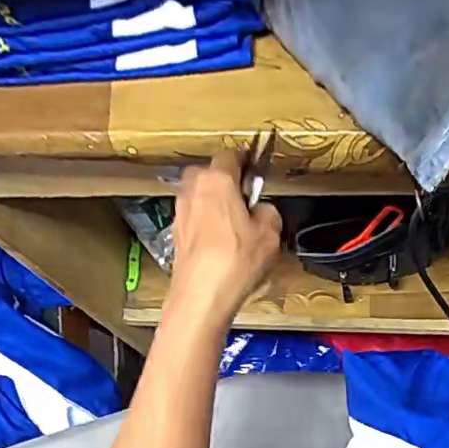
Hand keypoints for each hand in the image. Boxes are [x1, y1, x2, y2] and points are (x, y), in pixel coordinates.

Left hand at [168, 149, 281, 318]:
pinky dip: (210, 225)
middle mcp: (193, 187)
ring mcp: (181, 208)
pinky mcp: (177, 230)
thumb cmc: (237, 259)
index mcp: (217, 179)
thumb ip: (269, 213)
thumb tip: (262, 210)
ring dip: (218, 206)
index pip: (231, 156)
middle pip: (213, 176)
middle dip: (229, 185)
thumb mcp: (271, 234)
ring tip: (238, 229)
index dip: (246, 161)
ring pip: (203, 197)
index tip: (256, 168)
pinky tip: (224, 245)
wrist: (203, 291)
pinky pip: (198, 218)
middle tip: (249, 203)